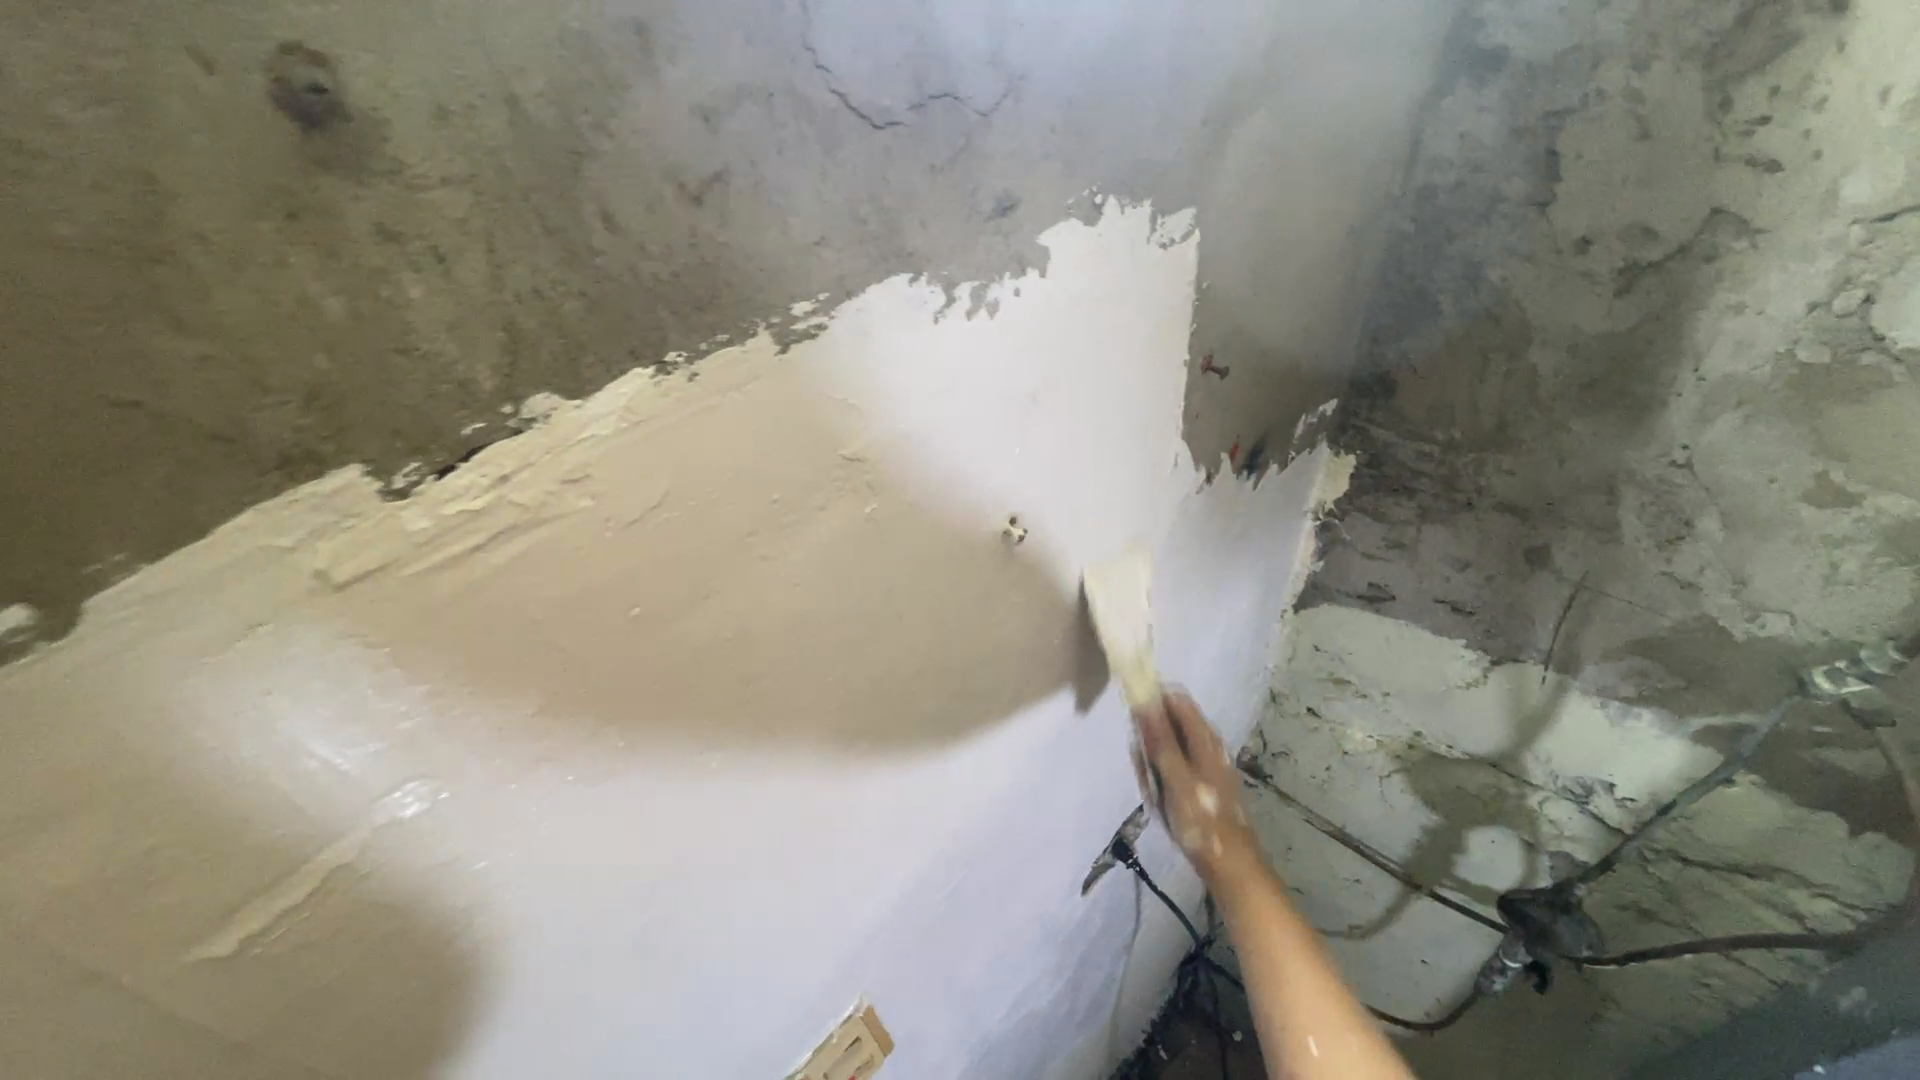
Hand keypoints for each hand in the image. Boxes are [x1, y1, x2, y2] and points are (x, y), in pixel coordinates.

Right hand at [1133, 690, 1260, 885]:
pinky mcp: (1204, 781)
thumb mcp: (1174, 778)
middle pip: (1171, 722)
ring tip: (1153, 791)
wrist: (1229, 865)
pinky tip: (1161, 800)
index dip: (1151, 701)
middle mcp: (1209, 744)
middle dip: (1150, 739)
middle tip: (1144, 769)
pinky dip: (1162, 778)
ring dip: (1153, 763)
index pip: (1176, 698)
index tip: (1132, 720)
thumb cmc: (1200, 820)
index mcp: (1205, 738)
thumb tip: (1144, 698)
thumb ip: (1159, 738)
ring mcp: (1208, 763)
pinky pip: (1174, 767)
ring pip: (1170, 747)